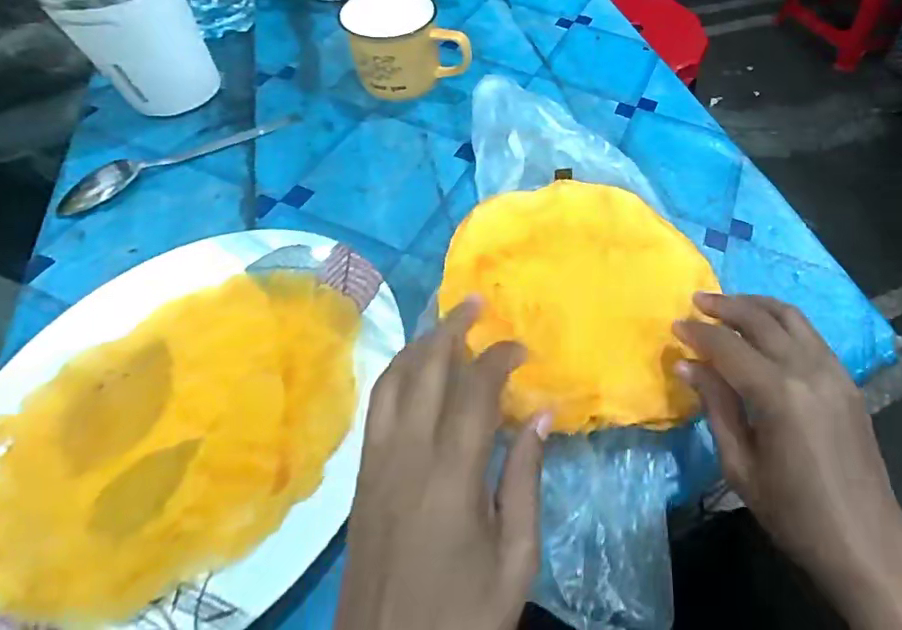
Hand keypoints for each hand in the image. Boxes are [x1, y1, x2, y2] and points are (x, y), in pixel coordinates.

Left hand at [336, 298, 549, 629]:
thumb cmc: (463, 612)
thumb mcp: (514, 558)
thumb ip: (526, 480)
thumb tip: (541, 414)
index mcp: (451, 476)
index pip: (475, 391)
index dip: (500, 358)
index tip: (523, 349)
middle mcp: (407, 456)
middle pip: (426, 369)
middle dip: (452, 327)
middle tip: (477, 303)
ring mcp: (377, 464)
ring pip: (393, 380)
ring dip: (420, 344)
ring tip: (446, 323)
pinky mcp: (360, 478)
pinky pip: (376, 406)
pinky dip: (397, 373)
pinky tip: (415, 369)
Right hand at [675, 293, 901, 629]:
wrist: (866, 542)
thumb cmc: (795, 514)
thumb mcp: (741, 467)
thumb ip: (716, 406)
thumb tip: (687, 365)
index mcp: (779, 395)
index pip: (729, 347)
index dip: (699, 334)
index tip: (675, 326)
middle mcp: (808, 370)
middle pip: (760, 319)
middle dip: (724, 306)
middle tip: (696, 302)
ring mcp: (833, 370)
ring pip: (789, 316)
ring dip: (755, 305)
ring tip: (727, 304)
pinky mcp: (846, 378)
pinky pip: (809, 333)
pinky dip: (781, 320)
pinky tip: (764, 327)